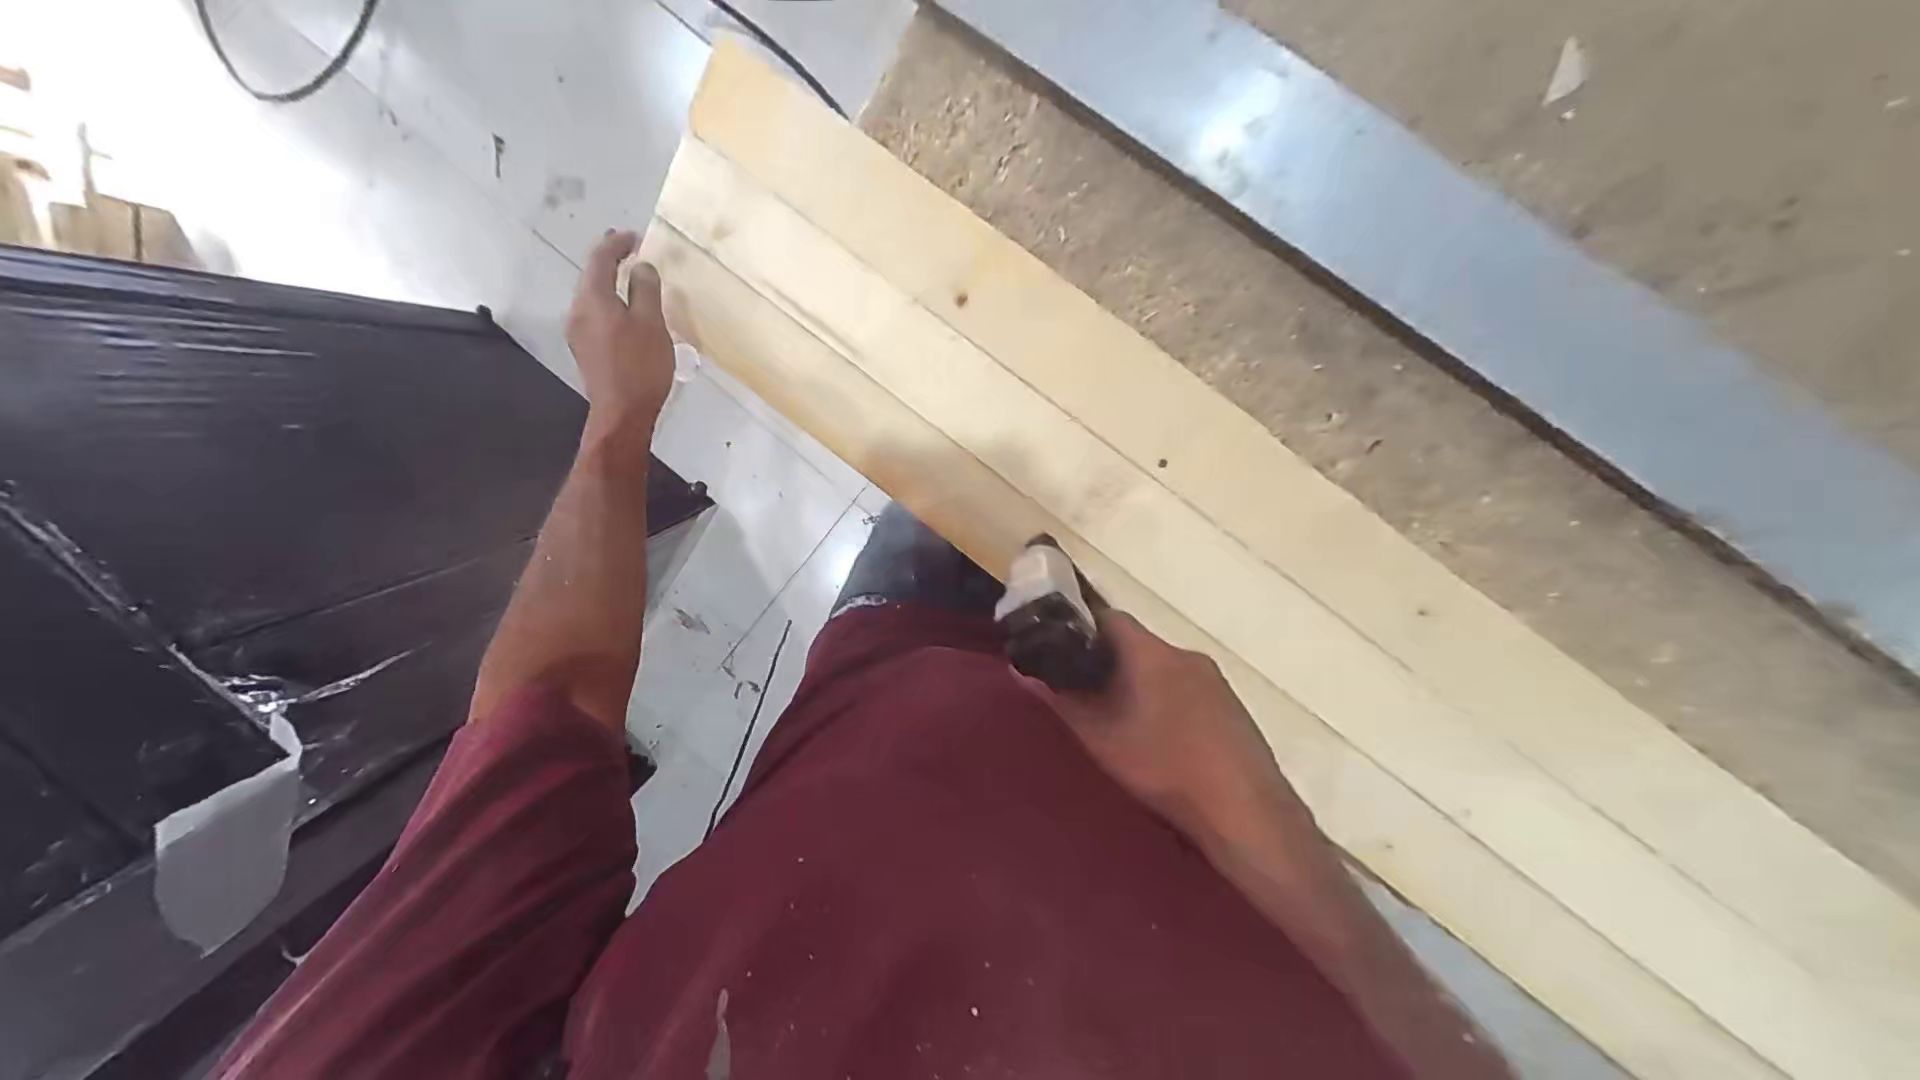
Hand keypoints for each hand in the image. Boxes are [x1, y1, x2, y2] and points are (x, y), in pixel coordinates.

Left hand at [565, 229, 674, 433]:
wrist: (621, 412)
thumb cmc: (641, 366)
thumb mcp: (652, 324)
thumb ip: (646, 290)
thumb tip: (642, 268)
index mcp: (593, 299)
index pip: (600, 259)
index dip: (616, 244)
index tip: (634, 236)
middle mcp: (578, 311)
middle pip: (591, 277)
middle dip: (610, 262)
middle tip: (630, 252)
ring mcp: (578, 332)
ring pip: (593, 298)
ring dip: (611, 285)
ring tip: (631, 282)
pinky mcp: (585, 350)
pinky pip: (596, 316)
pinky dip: (610, 306)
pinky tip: (626, 315)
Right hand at [1021, 611, 1310, 841]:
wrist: (1245, 813)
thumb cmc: (1164, 767)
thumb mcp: (1100, 737)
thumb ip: (1060, 700)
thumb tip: (1020, 670)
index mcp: (1153, 653)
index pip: (1110, 617)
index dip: (1080, 626)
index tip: (1059, 645)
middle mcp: (1186, 655)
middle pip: (1137, 643)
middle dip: (1107, 659)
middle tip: (1083, 688)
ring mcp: (1215, 680)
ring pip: (1162, 666)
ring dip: (1138, 680)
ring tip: (1118, 715)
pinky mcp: (1232, 706)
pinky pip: (1186, 686)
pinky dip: (1165, 697)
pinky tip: (1160, 735)